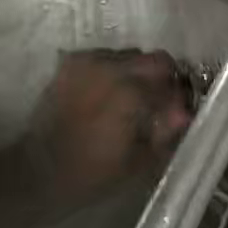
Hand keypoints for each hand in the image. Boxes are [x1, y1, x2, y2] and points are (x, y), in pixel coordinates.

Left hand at [21, 48, 192, 209]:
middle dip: (161, 78)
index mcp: (130, 91)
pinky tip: (108, 93)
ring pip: (127, 55)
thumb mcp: (140, 161)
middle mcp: (109, 66)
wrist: (42, 164)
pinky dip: (112, 70)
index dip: (179, 95)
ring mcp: (87, 60)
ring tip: (131, 99)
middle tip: (159, 103)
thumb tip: (185, 111)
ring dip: (136, 72)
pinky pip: (104, 57)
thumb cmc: (94, 171)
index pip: (170, 79)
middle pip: (151, 59)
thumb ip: (166, 131)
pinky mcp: (71, 61)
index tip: (179, 110)